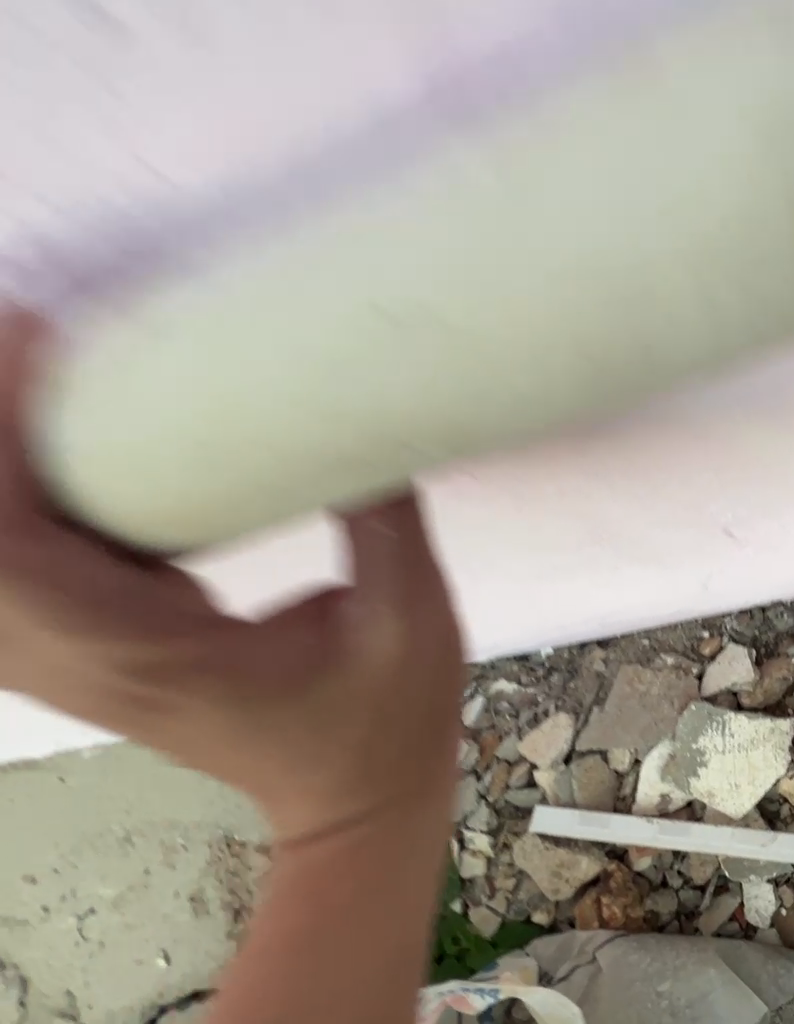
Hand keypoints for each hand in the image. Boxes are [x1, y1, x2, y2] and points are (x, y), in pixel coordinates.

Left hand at [0, 307, 465, 843]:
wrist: (360, 796)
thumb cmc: (388, 715)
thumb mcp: (409, 616)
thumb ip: (383, 524)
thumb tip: (363, 435)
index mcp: (146, 653)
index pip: (12, 550)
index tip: (36, 346)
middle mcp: (76, 659)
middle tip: (30, 343)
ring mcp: (76, 660)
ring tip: (35, 384)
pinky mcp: (96, 649)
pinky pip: (18, 569)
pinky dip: (19, 504)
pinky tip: (64, 454)